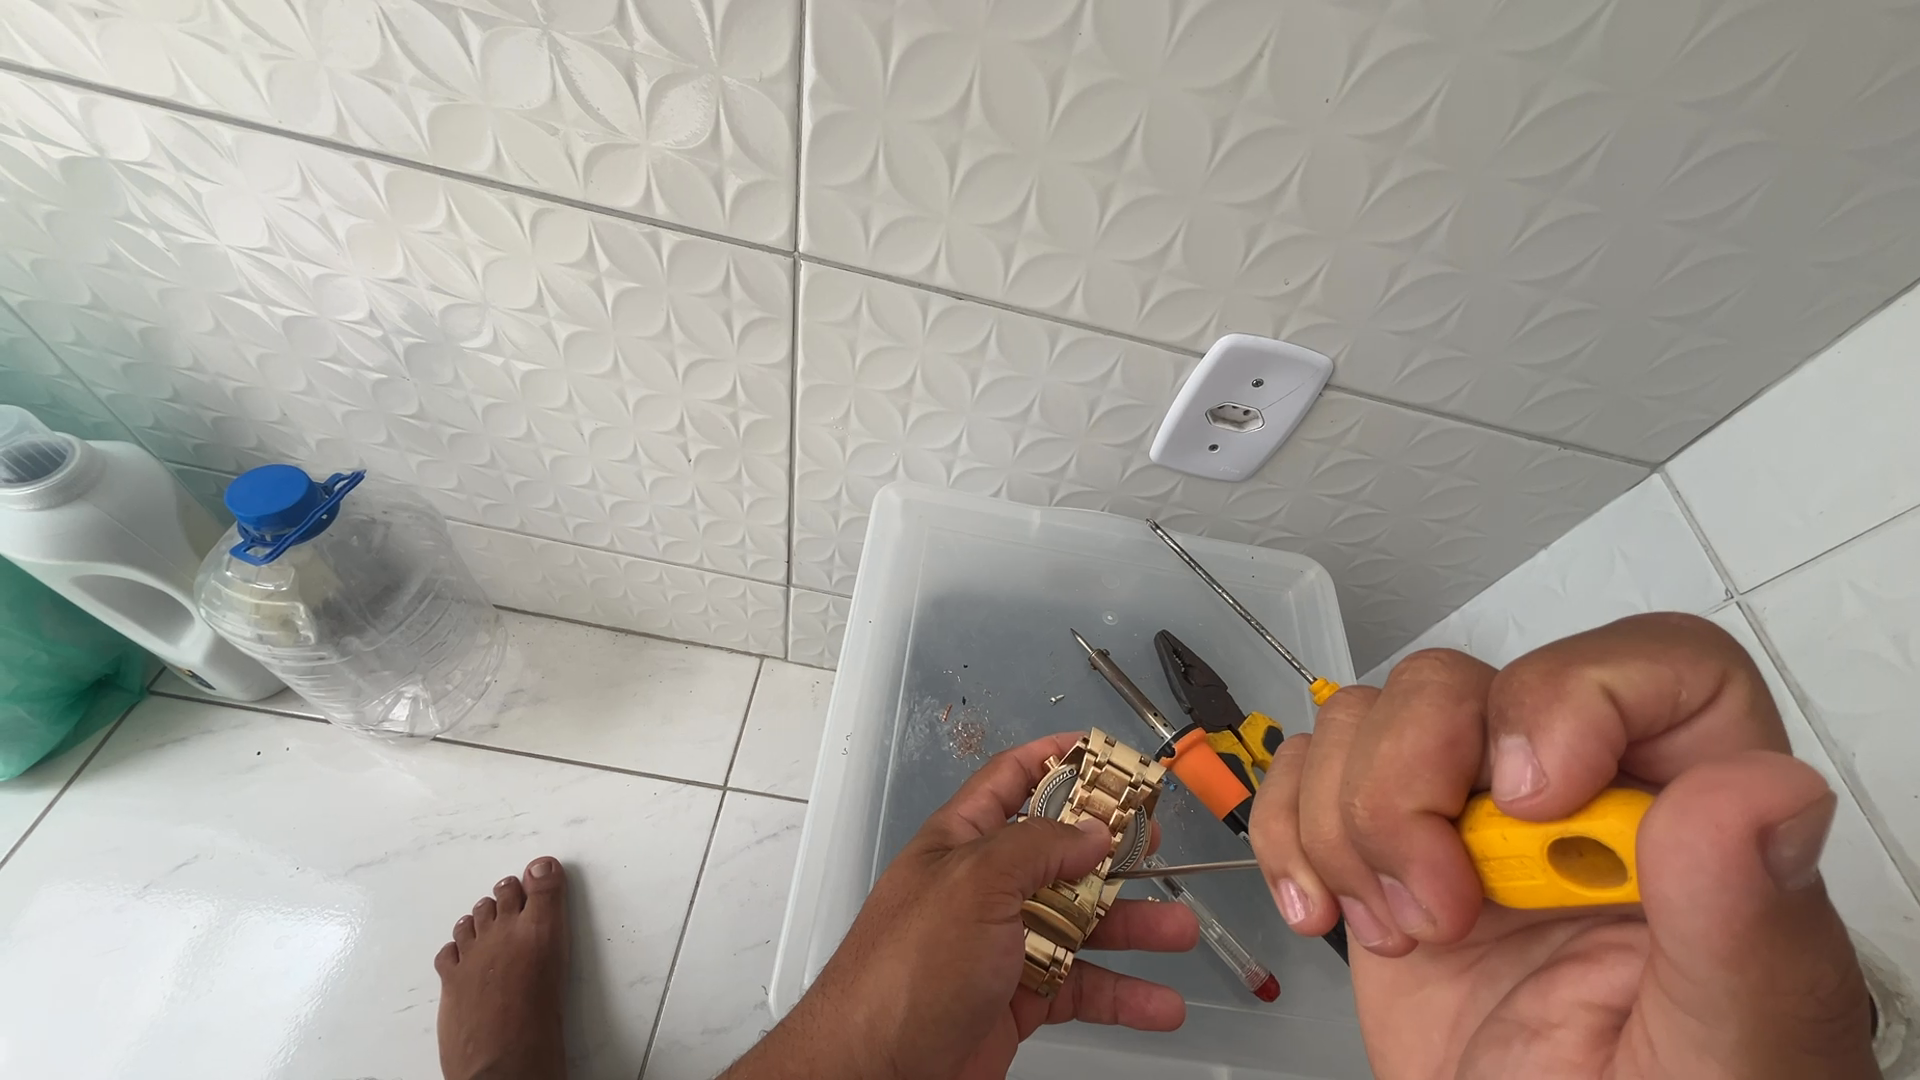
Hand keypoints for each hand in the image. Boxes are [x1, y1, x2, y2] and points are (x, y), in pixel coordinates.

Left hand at [726, 732, 1198, 1079]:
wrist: (877, 1072)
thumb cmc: (911, 963)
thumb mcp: (975, 883)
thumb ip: (1037, 848)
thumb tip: (1092, 829)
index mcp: (964, 839)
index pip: (1012, 778)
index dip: (1056, 757)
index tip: (1107, 753)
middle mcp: (986, 884)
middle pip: (1058, 851)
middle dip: (1109, 845)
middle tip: (1155, 840)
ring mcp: (1004, 942)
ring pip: (1080, 921)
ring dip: (1131, 924)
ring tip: (1180, 928)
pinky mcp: (1020, 997)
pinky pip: (1081, 985)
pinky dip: (1121, 992)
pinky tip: (1158, 1001)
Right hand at [1250, 613, 1876, 1078]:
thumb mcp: (1719, 1055)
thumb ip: (1744, 930)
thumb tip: (1768, 789)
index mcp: (1671, 816)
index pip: (1647, 667)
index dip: (1569, 697)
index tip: (1523, 805)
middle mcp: (1549, 787)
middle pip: (1446, 684)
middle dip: (1406, 791)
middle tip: (1433, 907)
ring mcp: (1443, 804)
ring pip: (1355, 718)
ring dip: (1343, 828)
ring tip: (1393, 930)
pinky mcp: (1361, 831)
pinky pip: (1294, 769)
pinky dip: (1284, 834)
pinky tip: (1318, 908)